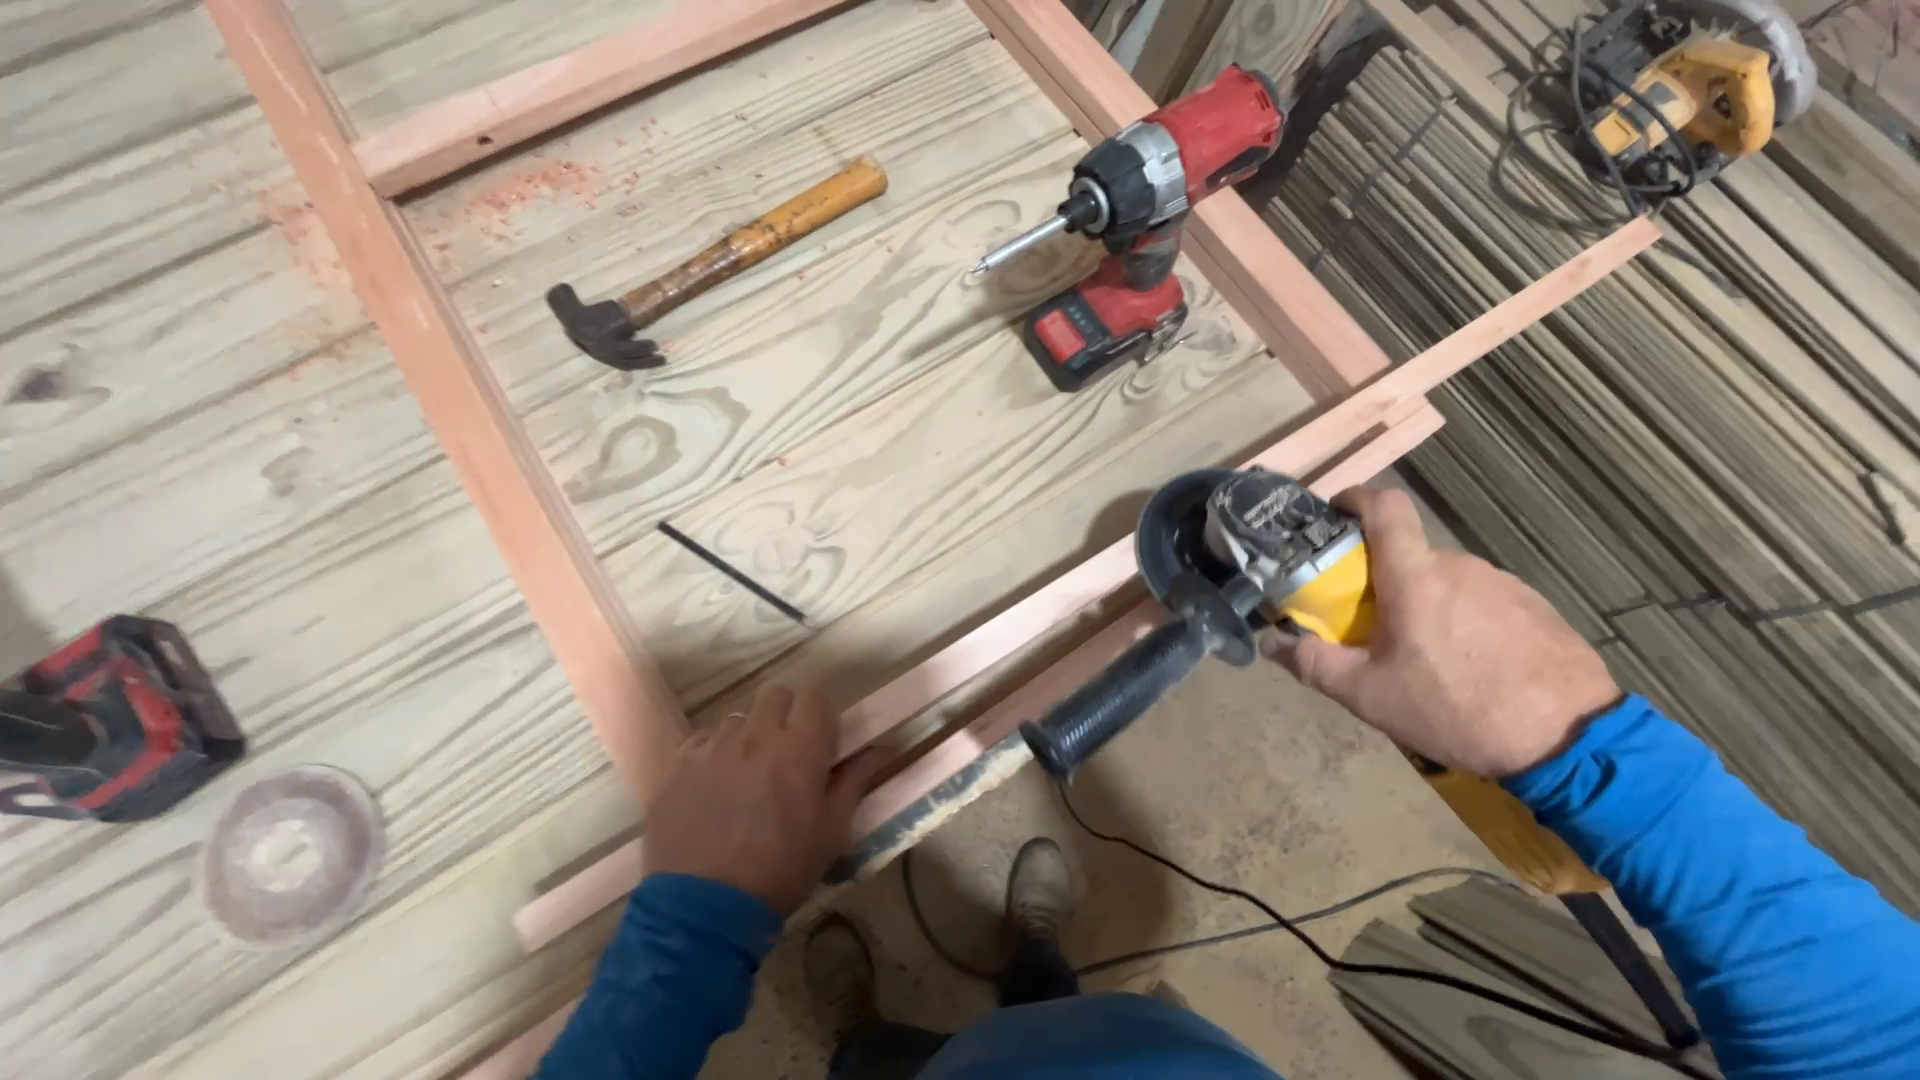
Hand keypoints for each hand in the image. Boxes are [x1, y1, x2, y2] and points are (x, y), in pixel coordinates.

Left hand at [643, 685, 886, 914]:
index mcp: (799, 748)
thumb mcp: (831, 832)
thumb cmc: (780, 871)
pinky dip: (714, 753)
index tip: (822, 740)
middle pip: (775, 695)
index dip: (821, 712)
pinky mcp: (678, 765)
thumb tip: (882, 749)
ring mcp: (712, 747)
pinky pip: (702, 740)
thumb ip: (854, 781)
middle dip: (787, 714)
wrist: (702, 910)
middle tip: (789, 752)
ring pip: (737, 718)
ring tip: (748, 775)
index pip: (815, 695)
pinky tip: (715, 786)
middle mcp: (755, 735)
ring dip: (749, 736)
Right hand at [1265, 486, 1620, 776]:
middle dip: (1380, 580)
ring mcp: (1503, 583)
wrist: (1571, 740)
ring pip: (1444, 580)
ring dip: (1422, 602)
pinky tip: (1467, 664)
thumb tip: (1272, 643)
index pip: (1384, 506)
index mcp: (1415, 577)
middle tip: (1367, 625)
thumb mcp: (1369, 696)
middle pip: (1407, 555)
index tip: (1334, 514)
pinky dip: (1460, 618)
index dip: (1355, 498)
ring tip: (1420, 655)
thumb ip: (1314, 663)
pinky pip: (1480, 599)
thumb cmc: (1455, 708)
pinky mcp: (1536, 606)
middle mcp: (1459, 566)